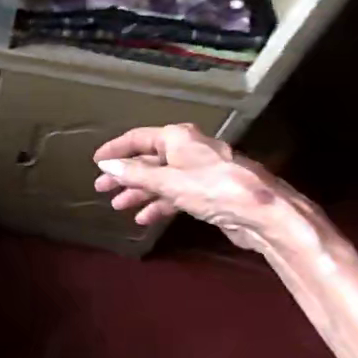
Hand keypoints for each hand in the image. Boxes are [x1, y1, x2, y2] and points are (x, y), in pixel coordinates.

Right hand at [92, 123, 309, 250]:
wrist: (262, 214)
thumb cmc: (212, 189)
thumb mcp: (168, 181)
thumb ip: (135, 174)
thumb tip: (106, 165)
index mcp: (177, 138)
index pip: (138, 138)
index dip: (115, 150)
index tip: (95, 161)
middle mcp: (187, 149)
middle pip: (148, 159)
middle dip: (124, 175)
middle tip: (101, 188)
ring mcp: (198, 171)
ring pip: (160, 179)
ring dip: (139, 192)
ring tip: (118, 206)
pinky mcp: (207, 192)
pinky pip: (174, 194)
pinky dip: (158, 204)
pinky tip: (144, 219)